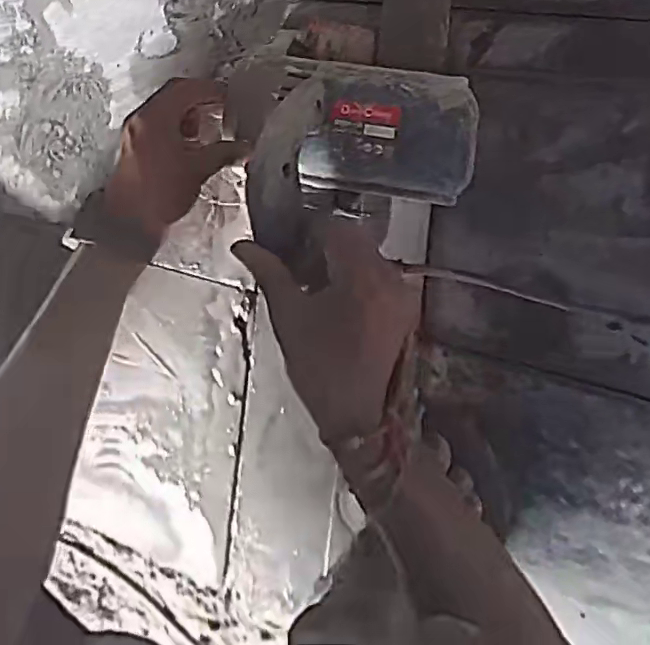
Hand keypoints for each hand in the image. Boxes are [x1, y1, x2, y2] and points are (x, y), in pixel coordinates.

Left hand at [104, 78, 247, 240]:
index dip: (211, 90)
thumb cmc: (158, 197)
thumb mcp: (198, 169)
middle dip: (200, 98)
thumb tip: (242, 147)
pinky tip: (192, 141)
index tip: (228, 97)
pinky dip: (177, 125)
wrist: (129, 225)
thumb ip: (224, 152)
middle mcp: (141, 120)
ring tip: (209, 126)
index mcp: (154, 118)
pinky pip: (158, 123)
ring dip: (188, 112)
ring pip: (165, 108)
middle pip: (174, 94)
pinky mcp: (134, 145)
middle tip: (222, 107)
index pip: (186, 89)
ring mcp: (135, 132)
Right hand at [233, 219, 420, 443]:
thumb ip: (269, 274)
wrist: (365, 423)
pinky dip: (358, 279)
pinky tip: (336, 301)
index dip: (305, 228)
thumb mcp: (290, 318)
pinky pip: (380, 278)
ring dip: (340, 261)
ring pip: (367, 257)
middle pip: (353, 239)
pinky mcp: (407, 310)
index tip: (285, 242)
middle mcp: (389, 275)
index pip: (333, 226)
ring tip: (312, 283)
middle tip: (295, 264)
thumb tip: (242, 246)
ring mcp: (403, 293)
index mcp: (361, 273)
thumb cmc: (323, 370)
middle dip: (322, 245)